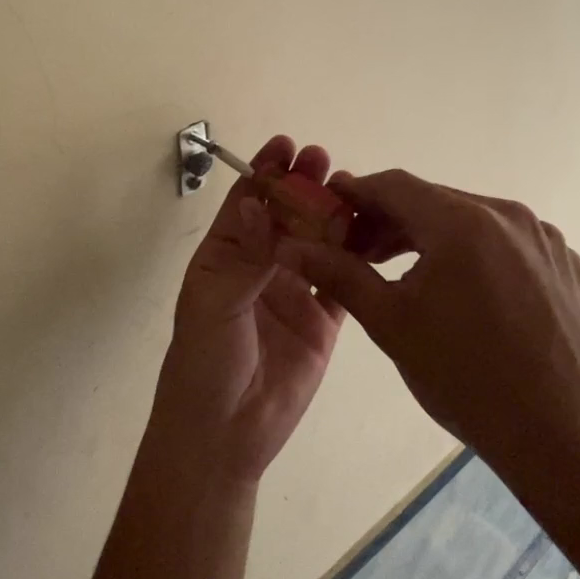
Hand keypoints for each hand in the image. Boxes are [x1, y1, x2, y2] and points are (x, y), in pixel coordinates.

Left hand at [148, 136, 345, 482]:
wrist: (224, 433)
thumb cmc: (204, 361)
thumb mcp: (216, 301)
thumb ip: (246, 255)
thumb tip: (255, 201)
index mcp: (225, 256)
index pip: (247, 203)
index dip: (265, 173)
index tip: (286, 145)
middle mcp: (260, 266)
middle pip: (287, 217)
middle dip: (303, 186)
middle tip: (324, 159)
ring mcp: (293, 292)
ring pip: (318, 243)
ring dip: (333, 215)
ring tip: (354, 188)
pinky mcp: (322, 323)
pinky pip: (342, 282)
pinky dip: (356, 258)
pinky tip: (374, 234)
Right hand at [282, 169, 579, 464]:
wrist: (563, 437)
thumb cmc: (465, 377)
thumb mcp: (389, 323)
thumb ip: (338, 274)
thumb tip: (290, 247)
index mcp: (462, 221)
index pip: (393, 185)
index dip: (354, 194)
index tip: (326, 211)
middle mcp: (508, 215)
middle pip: (431, 201)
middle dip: (388, 220)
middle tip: (355, 251)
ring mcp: (543, 238)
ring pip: (469, 220)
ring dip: (428, 237)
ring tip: (401, 273)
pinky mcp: (564, 265)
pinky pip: (504, 242)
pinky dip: (471, 253)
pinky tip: (460, 294)